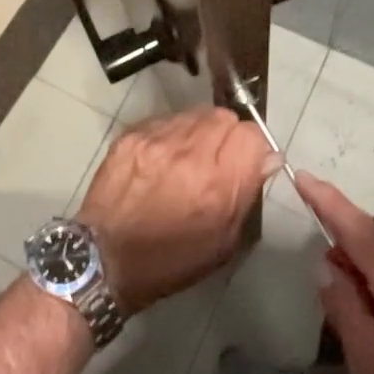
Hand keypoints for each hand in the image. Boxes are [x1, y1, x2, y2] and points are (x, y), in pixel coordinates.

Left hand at [74, 107, 275, 313]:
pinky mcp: (132, 134)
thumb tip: (267, 159)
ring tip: (190, 156)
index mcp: (218, 184)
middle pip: (225, 118)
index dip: (253, 147)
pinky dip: (173, 133)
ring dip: (201, 131)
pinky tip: (165, 156)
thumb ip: (247, 194)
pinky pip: (166, 120)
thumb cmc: (171, 260)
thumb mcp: (223, 242)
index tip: (247, 161)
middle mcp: (189, 153)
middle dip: (228, 136)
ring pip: (195, 114)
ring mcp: (157, 139)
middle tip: (218, 158)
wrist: (106, 257)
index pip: (251, 135)